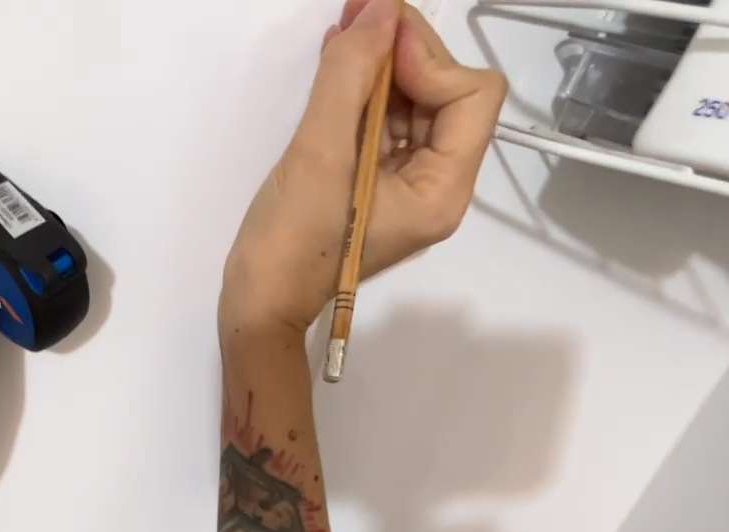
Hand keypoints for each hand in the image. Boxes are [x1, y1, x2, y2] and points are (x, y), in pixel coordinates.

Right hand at [221, 0, 505, 335]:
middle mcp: (433, 188)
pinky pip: (380, 127)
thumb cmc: (290, 245)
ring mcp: (401, 189)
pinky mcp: (371, 187)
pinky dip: (361, 93)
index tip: (377, 44)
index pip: (471, 97)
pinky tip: (336, 60)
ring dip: (380, 66)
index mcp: (439, 192)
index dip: (429, 59)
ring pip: (410, 106)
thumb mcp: (318, 156)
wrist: (257, 305)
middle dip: (404, 53)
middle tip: (360, 13)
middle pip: (444, 96)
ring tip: (344, 30)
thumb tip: (379, 10)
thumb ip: (349, 78)